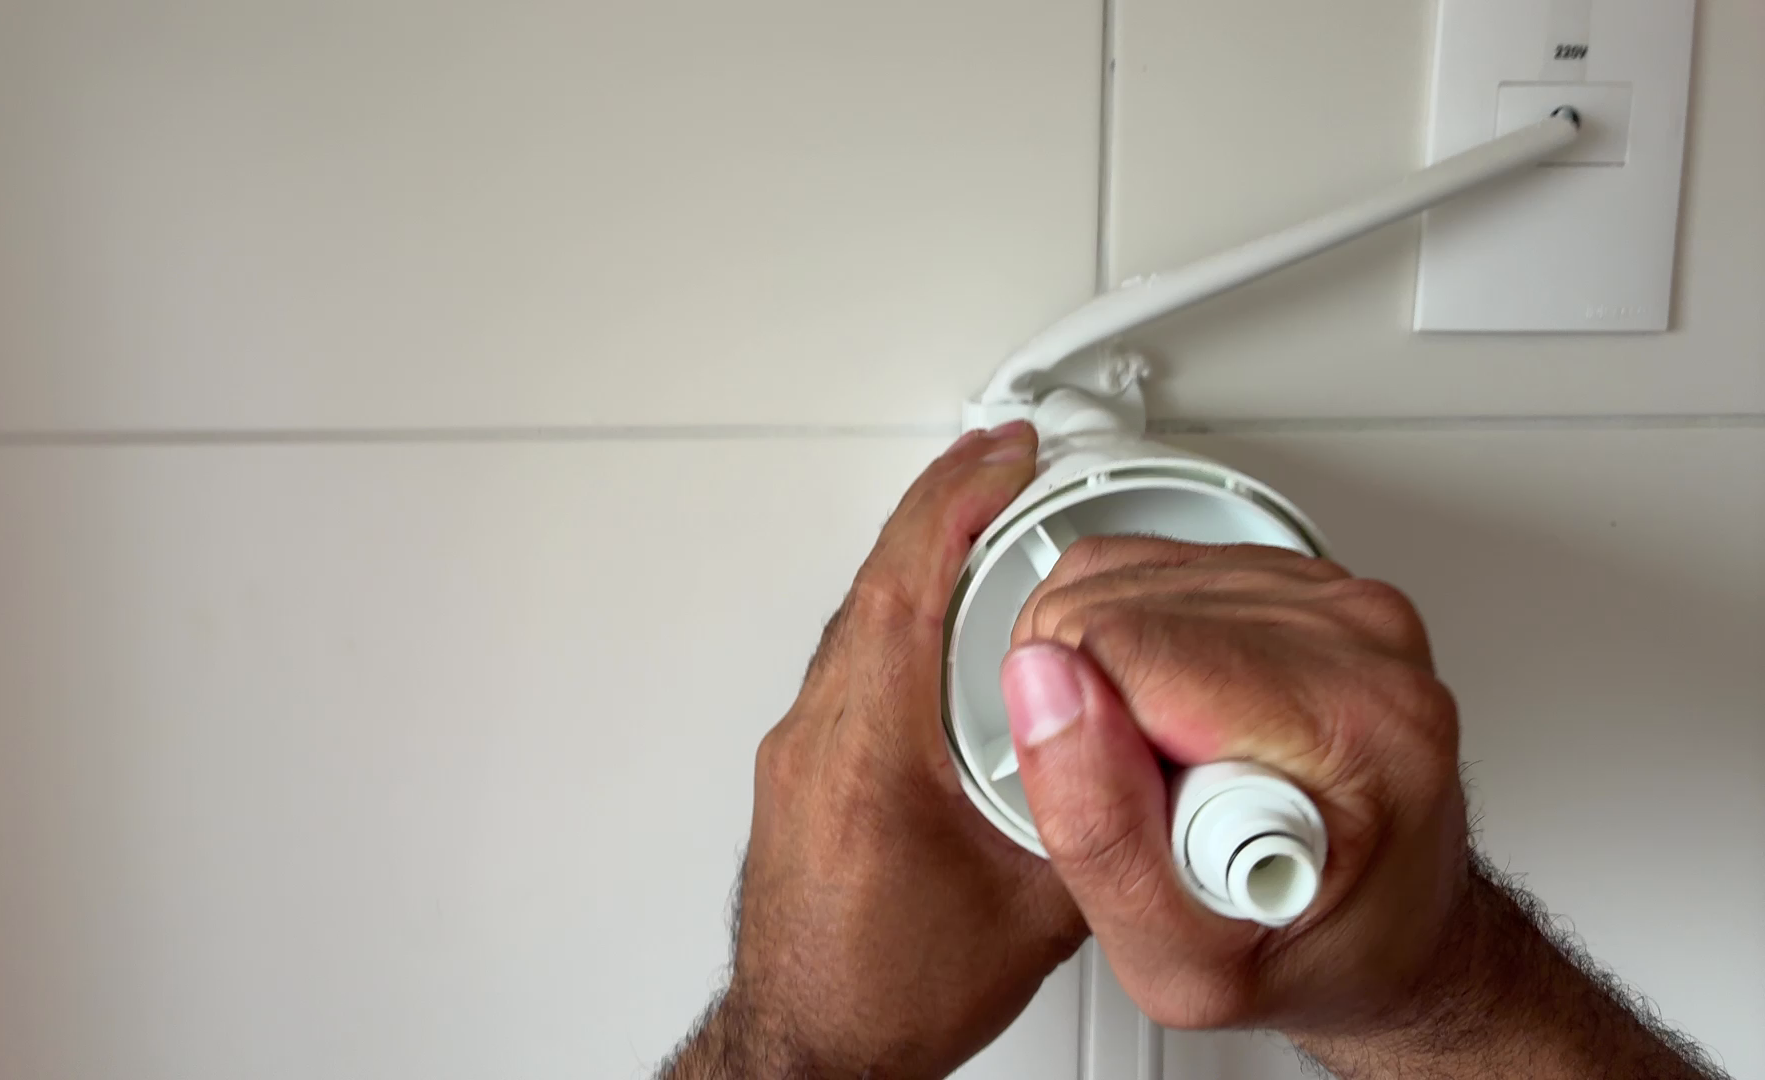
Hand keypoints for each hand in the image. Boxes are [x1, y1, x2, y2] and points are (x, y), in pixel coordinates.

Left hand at [662, 422, 1086, 1079]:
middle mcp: (821, 732)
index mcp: (869, 755)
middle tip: (991, 454)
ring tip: (967, 503)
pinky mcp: (804, 751)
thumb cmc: (884, 990)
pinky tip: (928, 593)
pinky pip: (850, 646)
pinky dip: (894, 597)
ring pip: (859, 608)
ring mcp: (803, 737)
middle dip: (938, 504)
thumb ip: (1083, 821)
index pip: (902, 592)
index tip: (997, 458)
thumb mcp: (1029, 915)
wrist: (808, 1035)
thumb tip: (1127, 760)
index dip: (952, 507)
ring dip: (915, 547)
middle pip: (876, 580)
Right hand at [999, 538, 1466, 1036]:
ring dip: (1089, 670)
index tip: (1144, 813)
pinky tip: (1146, 698)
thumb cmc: (1305, 941)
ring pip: (1101, 579)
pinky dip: (1102, 631)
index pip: (1111, 642)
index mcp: (1348, 723)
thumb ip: (1097, 830)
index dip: (1078, 738)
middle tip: (1147, 789)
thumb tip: (1040, 681)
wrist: (1384, 920)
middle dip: (1081, 703)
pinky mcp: (1275, 572)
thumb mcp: (1182, 964)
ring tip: (1152, 752)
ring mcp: (1314, 593)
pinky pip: (1123, 566)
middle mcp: (1348, 635)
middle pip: (1101, 605)